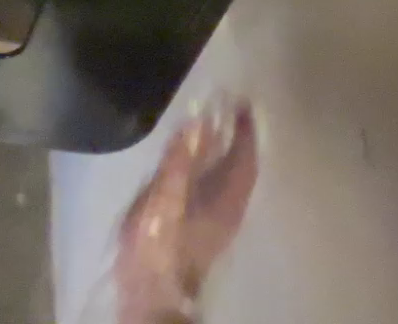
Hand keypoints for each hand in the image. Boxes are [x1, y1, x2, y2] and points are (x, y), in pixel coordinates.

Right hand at [114, 105, 258, 323]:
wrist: (152, 294)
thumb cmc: (158, 245)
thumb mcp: (164, 199)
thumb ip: (180, 162)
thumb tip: (198, 122)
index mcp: (224, 202)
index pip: (244, 160)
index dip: (245, 131)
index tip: (242, 102)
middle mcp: (227, 210)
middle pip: (239, 168)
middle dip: (236, 137)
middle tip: (225, 106)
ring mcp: (215, 220)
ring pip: (228, 178)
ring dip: (224, 150)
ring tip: (211, 124)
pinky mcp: (201, 226)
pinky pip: (215, 185)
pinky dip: (211, 165)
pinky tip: (194, 160)